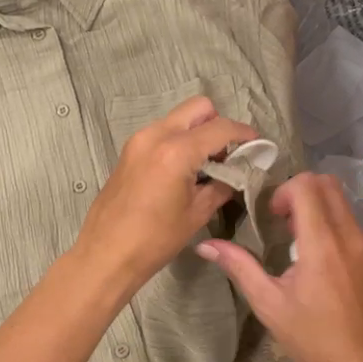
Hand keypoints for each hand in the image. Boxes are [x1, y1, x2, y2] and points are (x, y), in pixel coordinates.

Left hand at [73, 96, 256, 289]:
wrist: (105, 255)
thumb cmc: (154, 240)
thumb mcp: (197, 213)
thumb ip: (221, 185)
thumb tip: (236, 174)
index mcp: (176, 151)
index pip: (220, 128)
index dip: (243, 133)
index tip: (257, 143)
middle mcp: (156, 135)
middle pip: (198, 107)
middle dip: (219, 124)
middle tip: (228, 153)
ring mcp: (139, 139)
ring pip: (179, 117)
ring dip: (198, 131)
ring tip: (207, 164)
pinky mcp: (130, 149)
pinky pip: (163, 131)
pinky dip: (180, 139)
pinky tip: (185, 169)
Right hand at [196, 173, 362, 361]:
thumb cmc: (312, 342)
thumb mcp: (270, 305)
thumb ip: (240, 266)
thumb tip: (206, 245)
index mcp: (323, 245)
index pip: (306, 186)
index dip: (285, 191)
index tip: (274, 217)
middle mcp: (352, 237)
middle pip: (329, 185)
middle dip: (303, 194)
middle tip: (287, 224)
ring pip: (345, 207)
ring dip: (322, 215)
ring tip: (306, 251)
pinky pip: (359, 231)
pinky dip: (340, 236)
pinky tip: (330, 272)